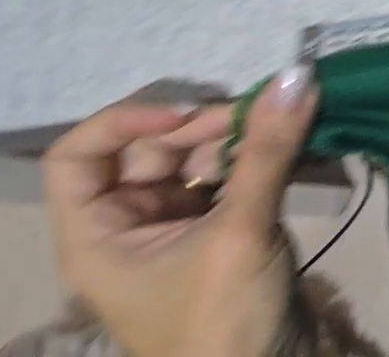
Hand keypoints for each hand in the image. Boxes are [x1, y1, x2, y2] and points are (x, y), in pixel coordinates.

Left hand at [45, 69, 317, 356]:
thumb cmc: (221, 315)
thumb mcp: (241, 230)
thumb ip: (267, 150)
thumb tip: (297, 74)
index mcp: (98, 233)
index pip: (80, 156)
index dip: (128, 121)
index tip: (193, 109)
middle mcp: (133, 222)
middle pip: (156, 147)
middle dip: (212, 122)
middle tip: (271, 111)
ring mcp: (184, 223)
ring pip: (206, 155)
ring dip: (250, 134)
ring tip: (299, 122)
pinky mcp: (231, 224)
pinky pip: (243, 172)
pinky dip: (272, 152)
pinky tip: (308, 141)